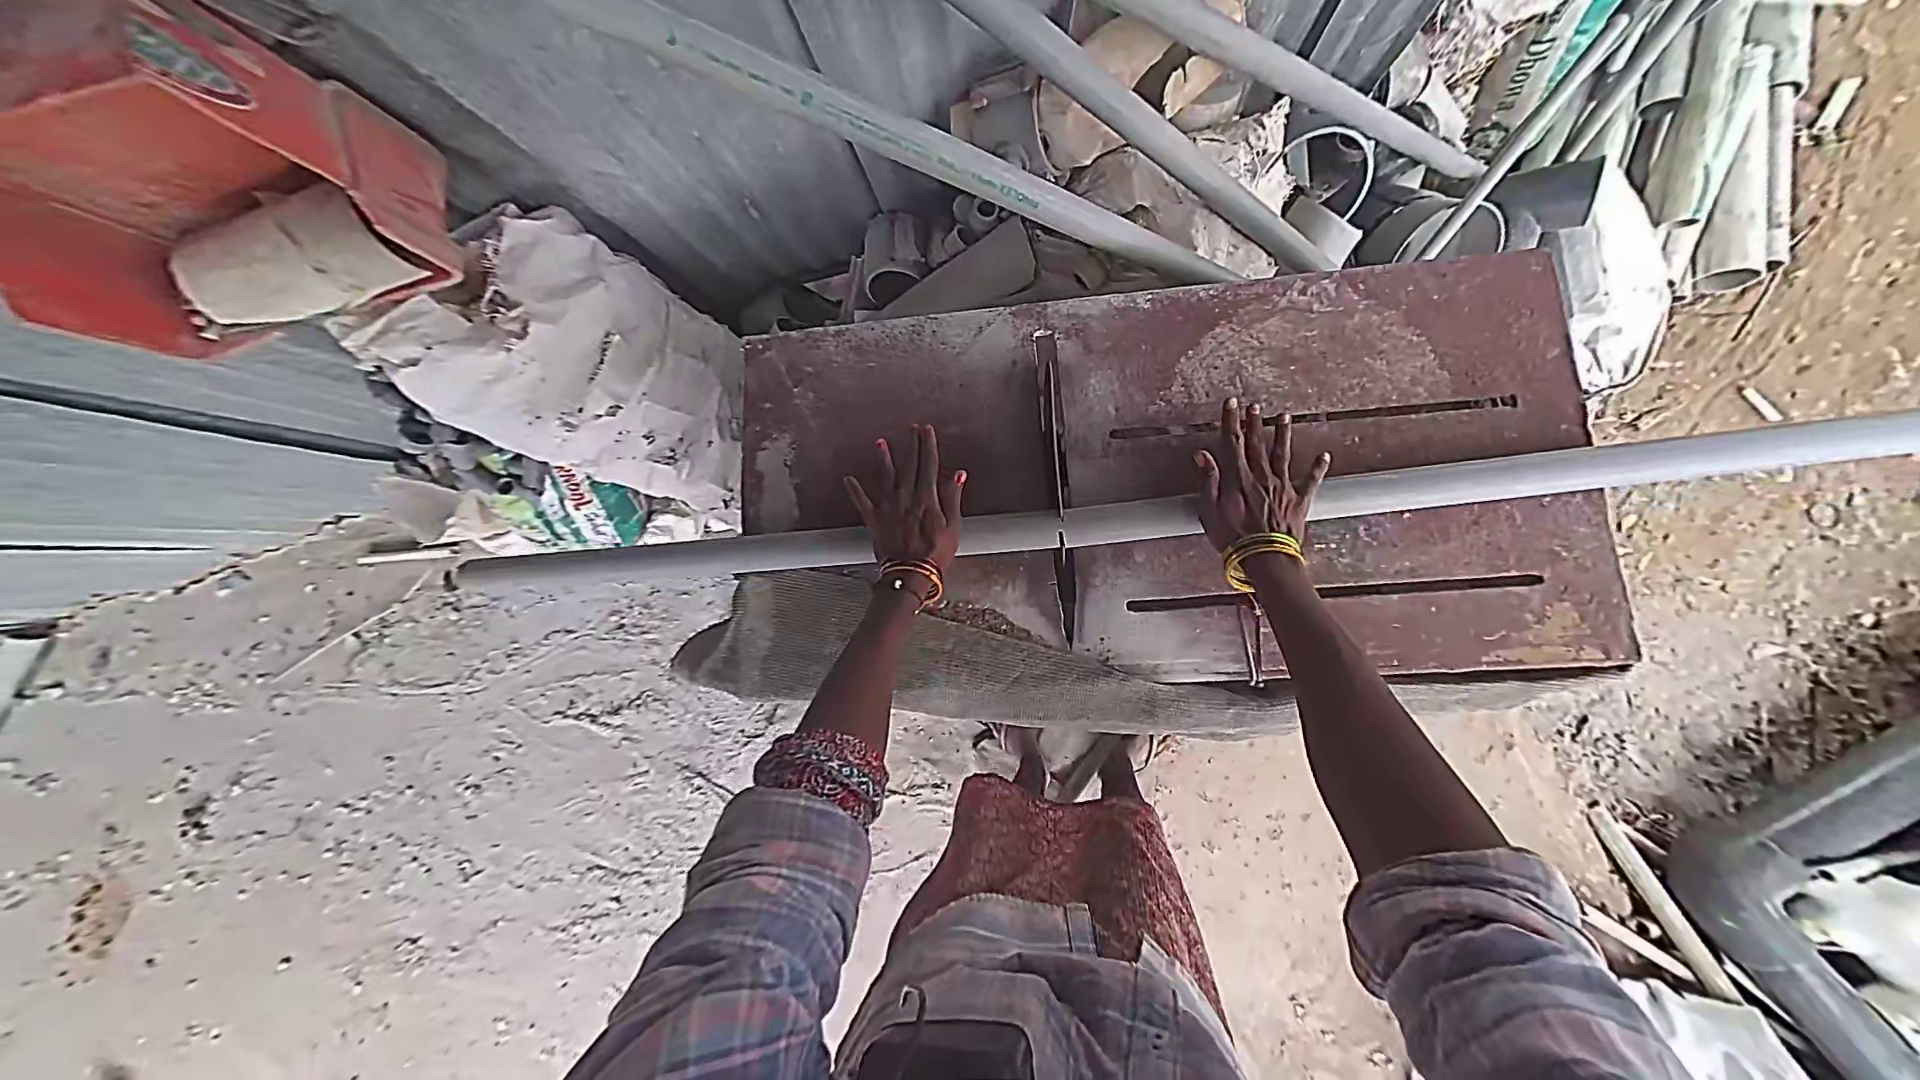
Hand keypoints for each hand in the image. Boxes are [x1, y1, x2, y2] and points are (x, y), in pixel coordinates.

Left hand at [844, 424, 964, 568]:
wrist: (910, 573)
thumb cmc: (934, 553)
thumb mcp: (952, 526)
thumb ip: (953, 498)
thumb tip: (958, 475)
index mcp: (926, 497)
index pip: (929, 464)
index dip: (928, 445)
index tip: (927, 431)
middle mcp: (905, 497)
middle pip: (909, 464)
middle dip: (910, 444)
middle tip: (910, 429)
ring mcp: (888, 507)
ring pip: (885, 476)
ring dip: (883, 458)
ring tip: (880, 443)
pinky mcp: (874, 519)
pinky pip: (862, 501)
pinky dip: (854, 490)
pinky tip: (848, 479)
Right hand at [1193, 396, 1330, 551]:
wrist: (1265, 557)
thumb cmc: (1233, 537)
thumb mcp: (1209, 510)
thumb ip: (1208, 480)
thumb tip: (1202, 455)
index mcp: (1238, 479)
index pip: (1233, 443)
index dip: (1231, 421)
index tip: (1231, 404)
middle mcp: (1262, 477)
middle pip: (1257, 444)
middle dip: (1254, 423)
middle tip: (1254, 406)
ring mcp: (1282, 487)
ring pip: (1282, 454)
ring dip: (1282, 434)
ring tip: (1284, 417)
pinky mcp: (1298, 500)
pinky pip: (1310, 480)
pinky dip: (1318, 467)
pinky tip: (1325, 455)